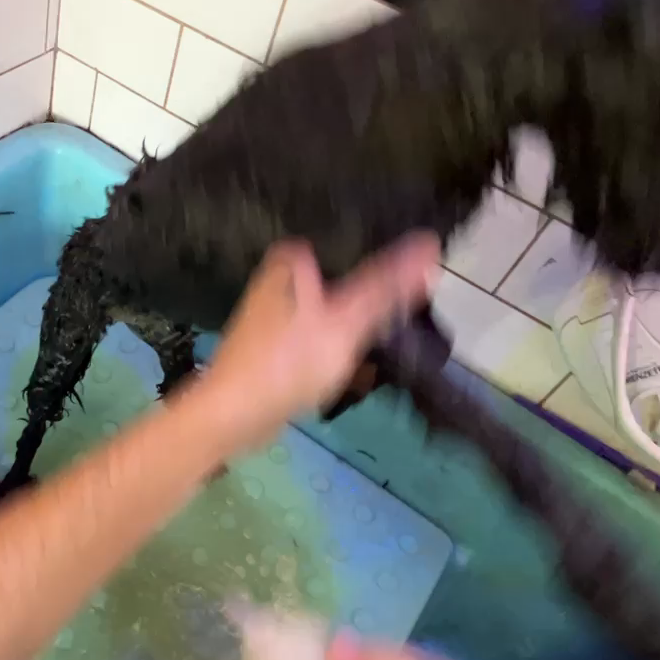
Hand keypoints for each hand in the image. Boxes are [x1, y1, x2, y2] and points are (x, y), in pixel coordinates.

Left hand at [188, 232, 440, 453]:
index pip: (353, 245)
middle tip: (405, 319)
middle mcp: (278, 279)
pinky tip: (349, 369)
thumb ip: (387, 285)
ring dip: (355, 332)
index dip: (386, 266)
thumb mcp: (347, 322)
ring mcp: (274, 314)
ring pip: (333, 314)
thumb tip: (429, 244)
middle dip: (371, 304)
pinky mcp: (273, 346)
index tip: (419, 281)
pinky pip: (318, 340)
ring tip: (383, 345)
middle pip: (344, 283)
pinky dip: (334, 353)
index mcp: (292, 261)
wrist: (231, 415)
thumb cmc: (287, 363)